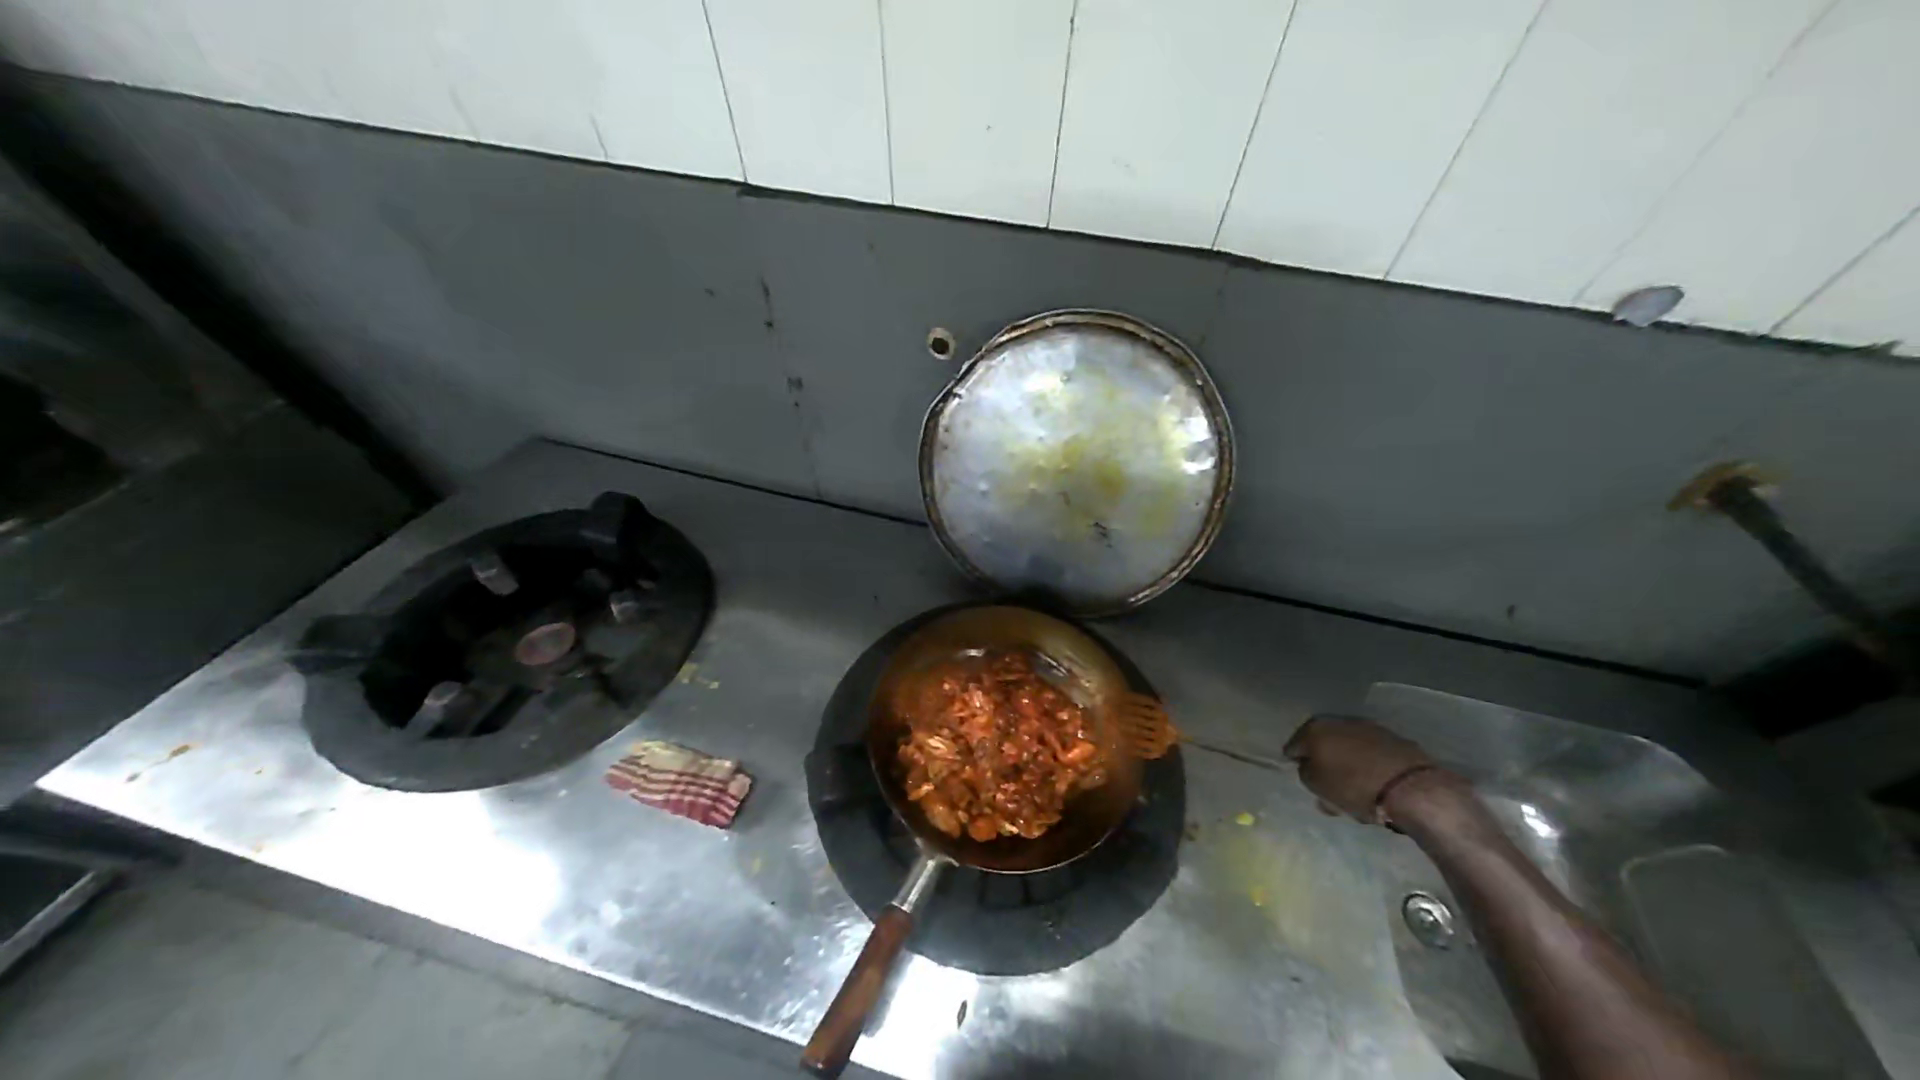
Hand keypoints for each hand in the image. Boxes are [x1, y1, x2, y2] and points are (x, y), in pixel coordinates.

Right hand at [1283, 715, 1440, 823]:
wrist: (1411, 788)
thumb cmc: (1354, 786)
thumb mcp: (1317, 785)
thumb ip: (1305, 772)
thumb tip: (1309, 765)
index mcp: (1315, 729)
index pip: (1294, 746)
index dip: (1296, 763)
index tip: (1304, 778)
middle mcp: (1338, 721)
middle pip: (1323, 744)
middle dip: (1323, 761)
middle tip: (1327, 785)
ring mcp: (1368, 728)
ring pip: (1348, 747)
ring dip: (1346, 762)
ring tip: (1353, 787)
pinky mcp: (1394, 739)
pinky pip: (1371, 753)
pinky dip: (1367, 763)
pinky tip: (1373, 781)